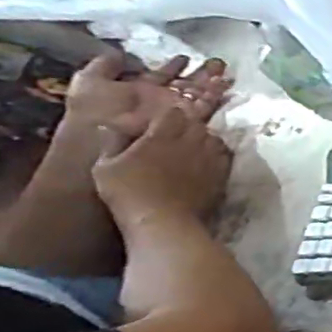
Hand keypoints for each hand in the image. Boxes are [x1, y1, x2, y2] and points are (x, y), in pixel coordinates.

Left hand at [65, 51, 230, 140]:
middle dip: (202, 72)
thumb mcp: (90, 80)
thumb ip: (104, 66)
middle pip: (187, 83)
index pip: (163, 75)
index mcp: (142, 88)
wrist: (105, 131)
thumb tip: (119, 52)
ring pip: (201, 92)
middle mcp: (163, 98)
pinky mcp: (189, 118)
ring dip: (212, 81)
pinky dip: (216, 94)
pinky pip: (207, 105)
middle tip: (218, 61)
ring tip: (224, 68)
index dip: (174, 66)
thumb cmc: (94, 106)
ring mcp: (178, 108)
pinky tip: (224, 82)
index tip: (186, 57)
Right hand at [92, 106, 232, 226]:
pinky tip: (205, 157)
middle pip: (196, 124)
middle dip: (186, 123)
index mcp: (162, 137)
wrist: (164, 218)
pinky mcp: (222, 173)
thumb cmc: (127, 191)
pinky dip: (216, 151)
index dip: (166, 113)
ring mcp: (211, 159)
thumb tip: (112, 126)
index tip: (157, 118)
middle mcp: (191, 144)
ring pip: (214, 138)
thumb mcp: (106, 165)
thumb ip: (113, 142)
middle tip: (173, 131)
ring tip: (190, 143)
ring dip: (203, 137)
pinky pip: (224, 155)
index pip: (173, 113)